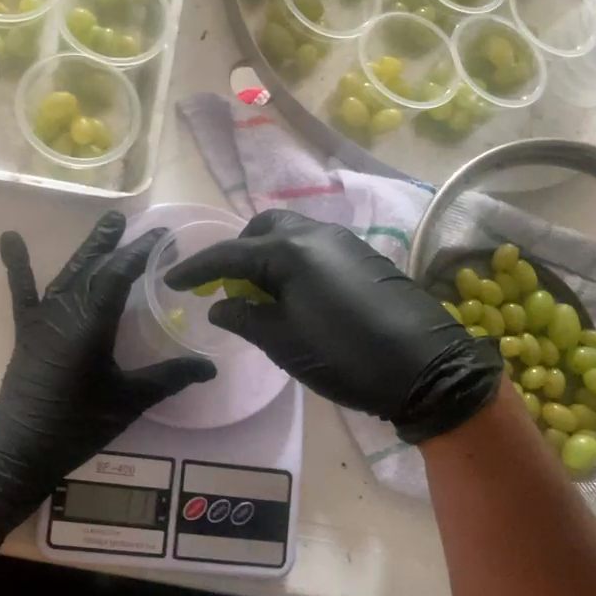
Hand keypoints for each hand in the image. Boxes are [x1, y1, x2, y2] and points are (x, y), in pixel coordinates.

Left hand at [0, 211, 215, 551]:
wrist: (22, 450)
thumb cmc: (79, 426)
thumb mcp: (130, 401)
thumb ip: (170, 378)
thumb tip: (210, 367)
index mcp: (92, 324)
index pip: (120, 274)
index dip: (142, 252)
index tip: (164, 238)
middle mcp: (66, 312)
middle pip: (95, 267)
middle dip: (117, 245)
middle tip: (135, 223)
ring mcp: (42, 319)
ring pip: (69, 273)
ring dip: (88, 248)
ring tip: (107, 223)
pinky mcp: (26, 331)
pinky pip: (22, 293)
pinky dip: (18, 265)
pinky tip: (10, 238)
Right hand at [162, 208, 500, 443]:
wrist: (425, 368)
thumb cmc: (345, 356)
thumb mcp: (283, 343)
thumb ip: (244, 317)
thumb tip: (217, 305)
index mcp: (290, 250)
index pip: (229, 254)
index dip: (196, 268)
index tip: (170, 281)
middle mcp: (316, 234)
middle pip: (263, 228)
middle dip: (237, 251)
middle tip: (224, 285)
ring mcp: (345, 243)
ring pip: (292, 234)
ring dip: (267, 255)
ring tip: (258, 293)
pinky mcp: (364, 259)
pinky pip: (315, 248)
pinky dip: (293, 262)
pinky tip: (294, 295)